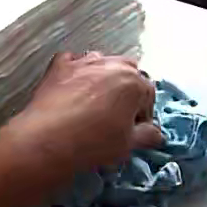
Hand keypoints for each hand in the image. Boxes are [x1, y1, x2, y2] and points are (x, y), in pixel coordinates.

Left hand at [0, 53, 161, 185]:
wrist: (48, 139)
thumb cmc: (95, 143)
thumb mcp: (128, 144)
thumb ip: (147, 135)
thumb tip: (157, 134)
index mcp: (134, 83)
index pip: (148, 94)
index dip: (143, 113)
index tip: (135, 128)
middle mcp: (112, 65)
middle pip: (128, 71)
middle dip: (127, 89)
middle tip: (118, 113)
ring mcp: (84, 61)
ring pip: (102, 62)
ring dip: (104, 77)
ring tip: (95, 101)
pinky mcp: (60, 65)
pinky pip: (73, 61)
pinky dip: (77, 71)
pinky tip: (73, 88)